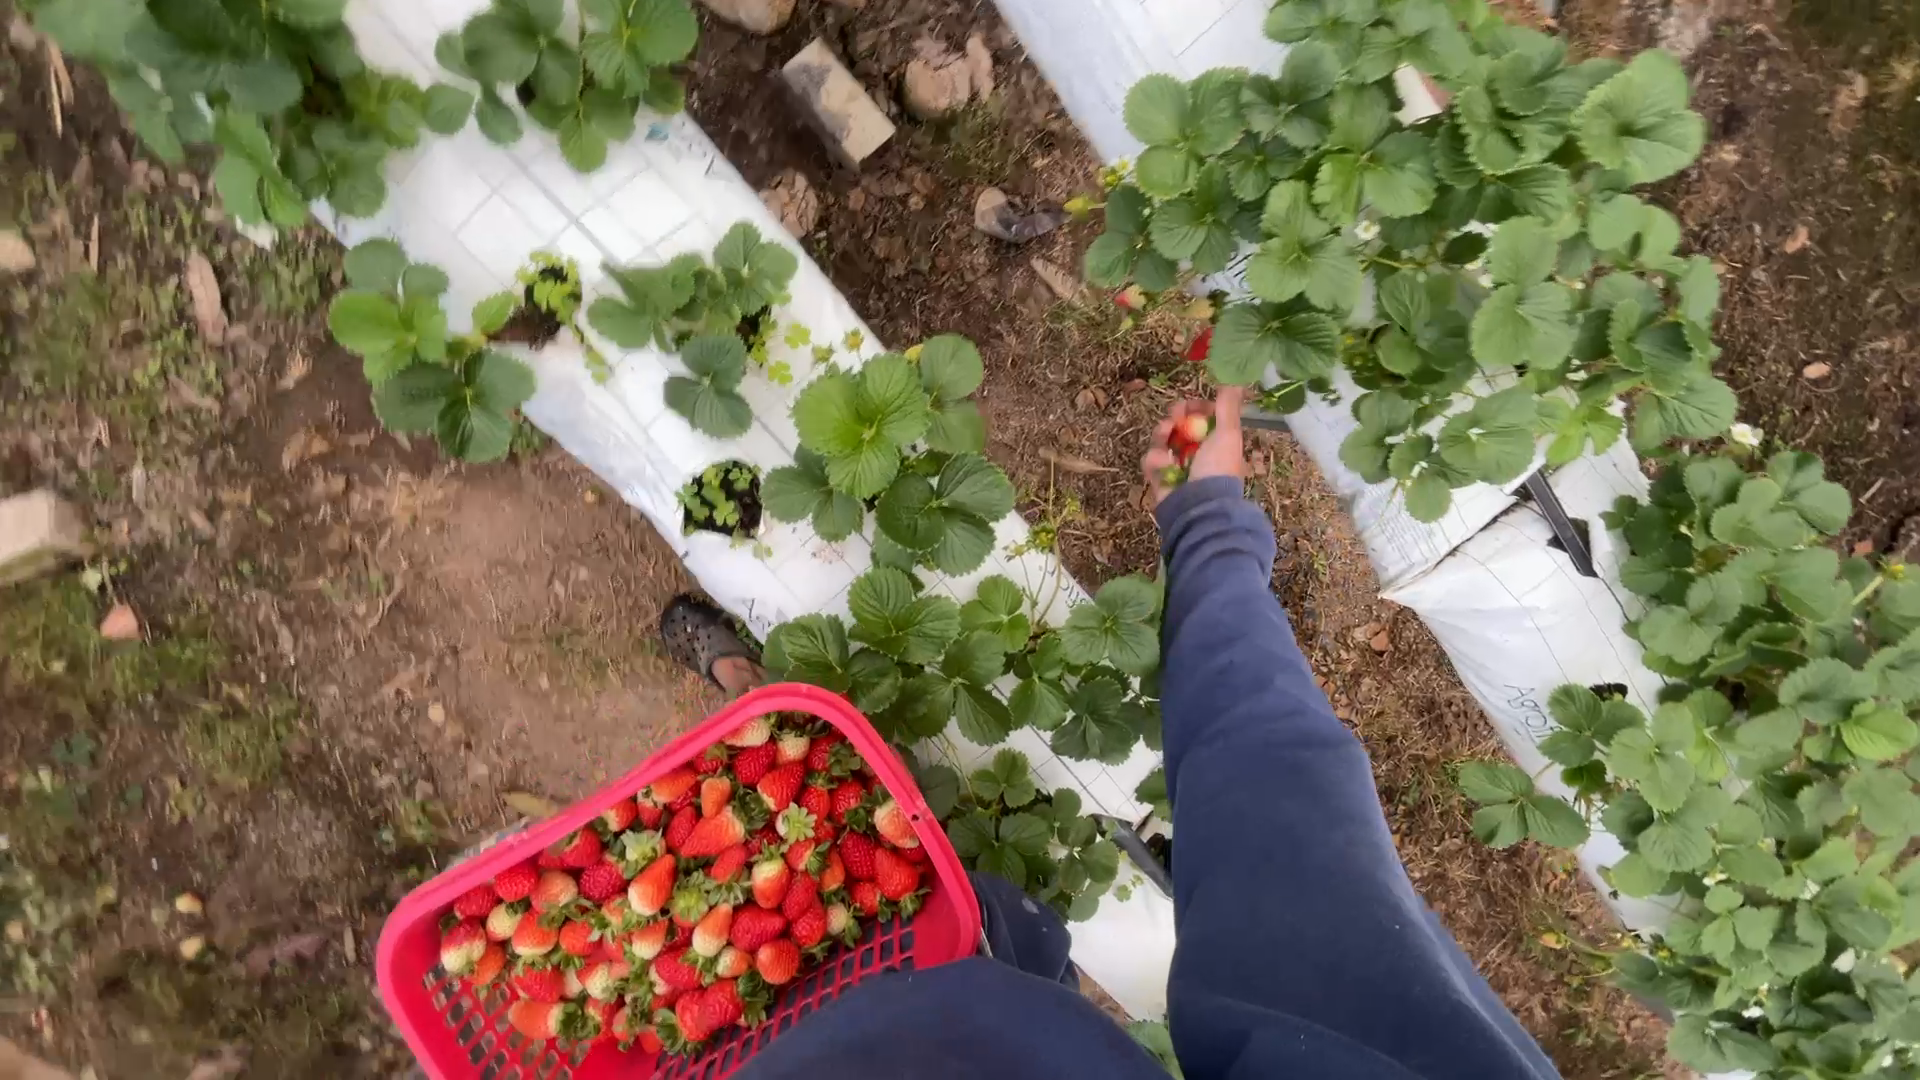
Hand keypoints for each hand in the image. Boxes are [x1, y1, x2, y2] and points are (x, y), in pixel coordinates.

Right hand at [1142, 385, 1245, 507]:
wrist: (1199, 505)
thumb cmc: (1217, 468)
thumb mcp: (1228, 433)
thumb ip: (1227, 407)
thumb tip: (1234, 381)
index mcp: (1216, 443)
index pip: (1202, 418)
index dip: (1194, 409)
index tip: (1190, 405)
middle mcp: (1197, 454)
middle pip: (1178, 426)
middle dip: (1174, 419)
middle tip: (1172, 417)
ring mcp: (1177, 466)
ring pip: (1161, 441)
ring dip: (1161, 435)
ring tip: (1164, 435)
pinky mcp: (1159, 478)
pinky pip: (1151, 461)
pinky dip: (1156, 460)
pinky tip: (1165, 464)